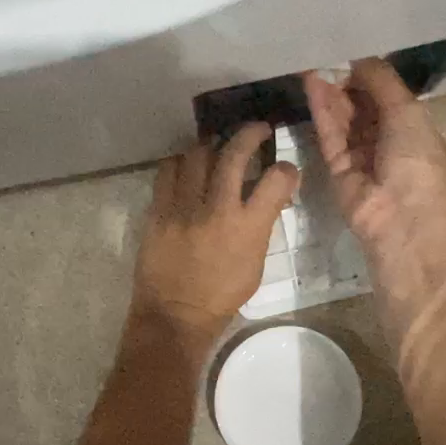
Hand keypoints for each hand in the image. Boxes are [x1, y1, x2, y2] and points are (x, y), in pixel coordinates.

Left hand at [130, 122, 298, 338]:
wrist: (175, 315)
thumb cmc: (221, 296)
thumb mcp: (256, 265)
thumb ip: (261, 227)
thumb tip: (266, 200)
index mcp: (248, 227)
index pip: (277, 179)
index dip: (286, 168)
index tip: (284, 168)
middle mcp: (218, 209)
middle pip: (235, 153)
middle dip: (250, 133)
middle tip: (256, 129)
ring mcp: (184, 207)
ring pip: (198, 154)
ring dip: (212, 145)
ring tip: (217, 146)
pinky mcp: (158, 210)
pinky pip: (168, 170)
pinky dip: (181, 162)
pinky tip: (187, 166)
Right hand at [302, 59, 445, 250]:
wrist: (403, 218)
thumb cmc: (417, 159)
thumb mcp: (407, 110)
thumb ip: (382, 81)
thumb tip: (359, 58)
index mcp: (414, 128)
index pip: (387, 96)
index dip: (370, 76)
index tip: (350, 51)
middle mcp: (387, 141)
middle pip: (362, 107)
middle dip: (346, 82)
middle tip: (325, 52)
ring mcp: (361, 156)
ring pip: (343, 119)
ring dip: (330, 92)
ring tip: (312, 61)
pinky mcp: (337, 169)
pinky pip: (329, 135)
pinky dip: (321, 110)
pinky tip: (311, 83)